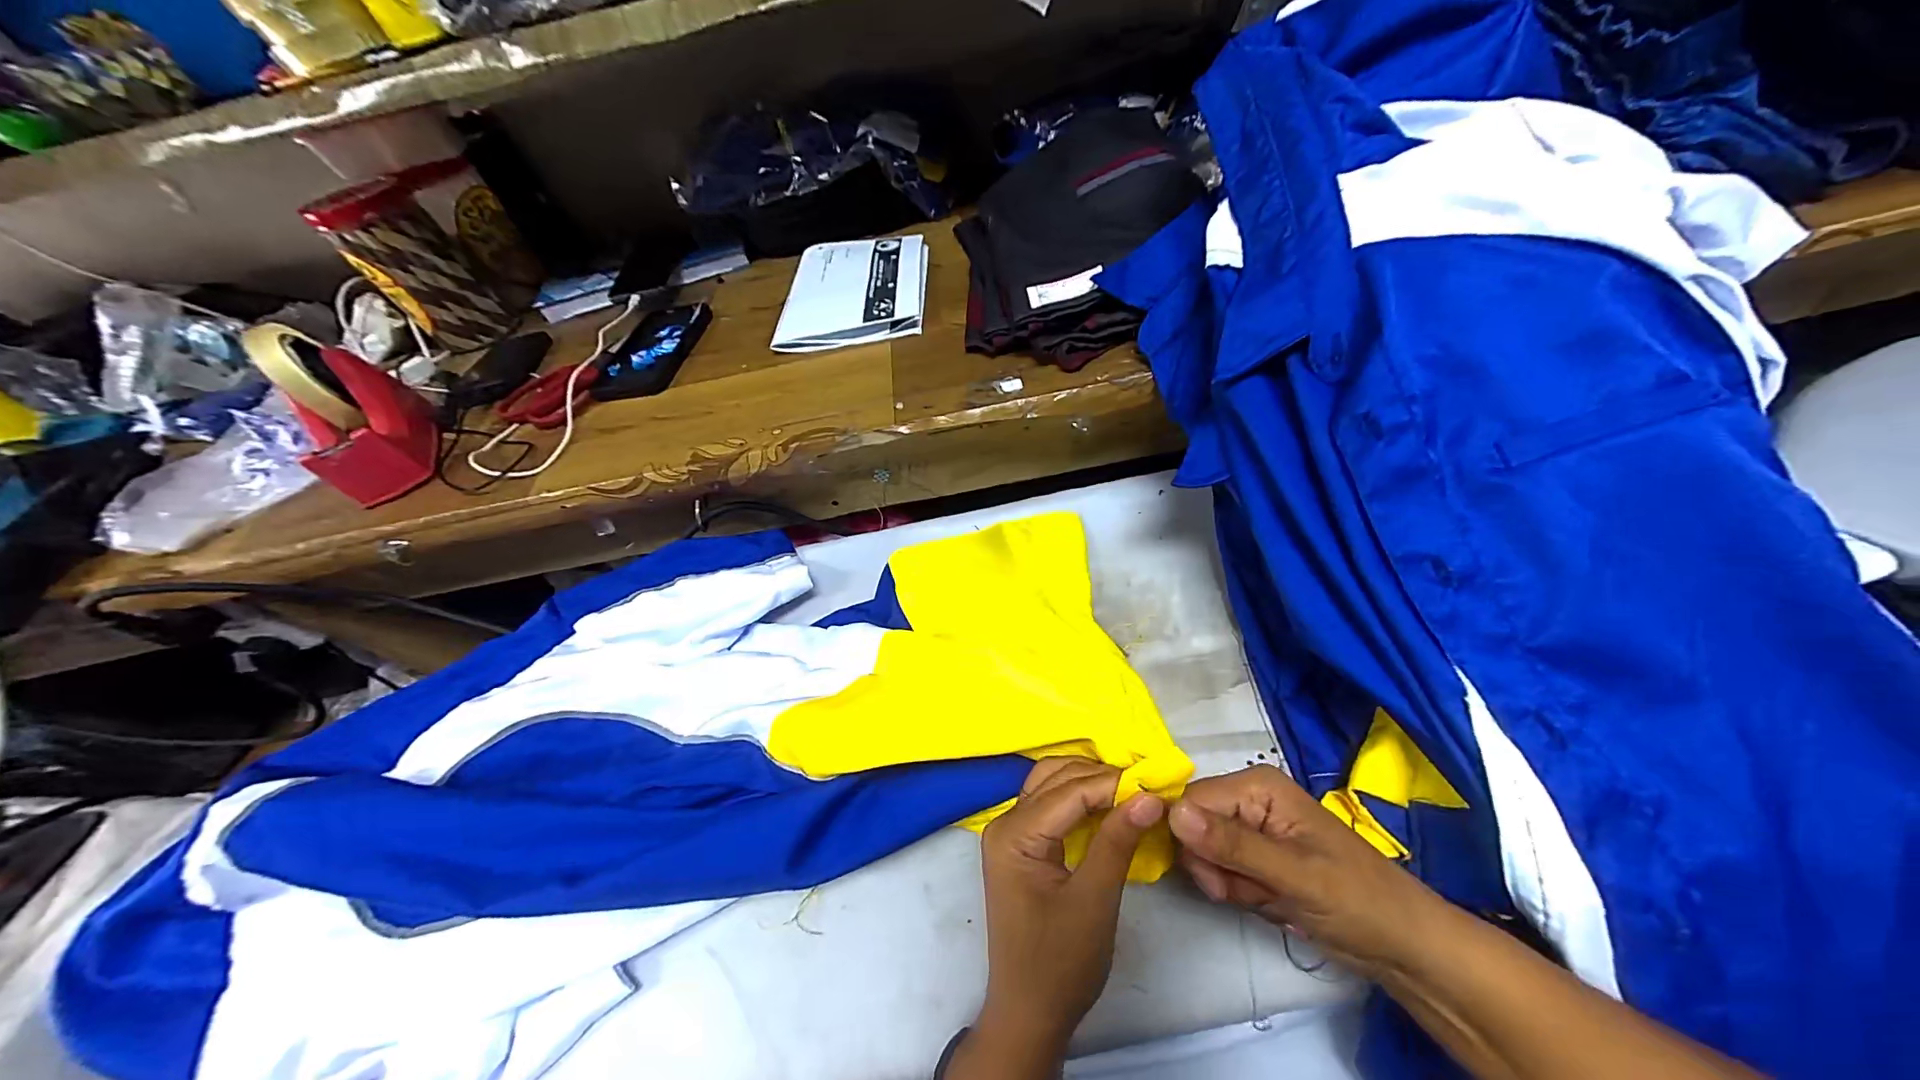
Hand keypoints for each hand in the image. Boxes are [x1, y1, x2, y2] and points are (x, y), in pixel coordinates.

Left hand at [948, 758, 1164, 1077]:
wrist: (1030, 1012)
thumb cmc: (1060, 962)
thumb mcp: (1095, 900)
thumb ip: (1118, 842)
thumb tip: (1150, 796)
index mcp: (1014, 834)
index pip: (1069, 791)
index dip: (1114, 784)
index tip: (1158, 786)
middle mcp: (1005, 823)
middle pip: (1057, 779)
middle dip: (1103, 777)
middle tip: (1150, 788)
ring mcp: (1010, 834)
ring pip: (1051, 785)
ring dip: (1090, 781)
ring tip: (1133, 792)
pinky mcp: (1022, 846)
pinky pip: (1050, 805)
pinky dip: (1080, 798)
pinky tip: (1109, 804)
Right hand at [1167, 765, 1446, 978]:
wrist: (1405, 947)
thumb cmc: (1359, 902)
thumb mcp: (1296, 876)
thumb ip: (1233, 845)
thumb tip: (1172, 813)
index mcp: (1257, 786)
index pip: (1190, 801)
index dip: (1191, 841)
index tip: (1215, 878)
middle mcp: (1248, 799)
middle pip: (1191, 826)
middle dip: (1212, 865)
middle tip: (1248, 890)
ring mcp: (1250, 828)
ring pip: (1202, 851)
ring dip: (1225, 882)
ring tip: (1267, 896)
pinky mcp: (1253, 857)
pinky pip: (1219, 869)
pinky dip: (1235, 891)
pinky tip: (1267, 900)